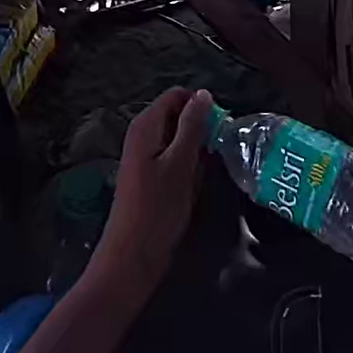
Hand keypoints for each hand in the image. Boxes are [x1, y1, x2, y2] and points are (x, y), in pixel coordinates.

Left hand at [87, 88, 213, 303]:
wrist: (132, 257)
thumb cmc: (157, 209)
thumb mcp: (181, 164)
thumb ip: (192, 126)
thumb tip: (203, 94)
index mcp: (145, 125)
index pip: (177, 96)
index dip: (200, 105)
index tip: (219, 127)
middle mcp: (142, 135)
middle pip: (178, 116)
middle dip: (200, 129)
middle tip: (215, 152)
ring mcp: (144, 156)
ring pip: (179, 139)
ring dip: (196, 151)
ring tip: (204, 172)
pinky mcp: (150, 176)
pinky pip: (174, 158)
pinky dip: (188, 166)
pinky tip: (195, 185)